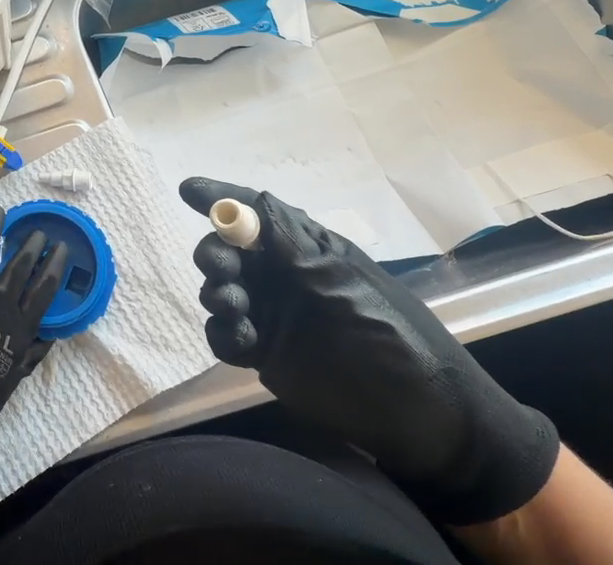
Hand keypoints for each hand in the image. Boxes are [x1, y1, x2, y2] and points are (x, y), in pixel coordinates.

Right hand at [182, 177, 558, 525]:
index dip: (221, 198)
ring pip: (221, 291)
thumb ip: (291, 242)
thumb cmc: (391, 337)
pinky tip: (241, 342)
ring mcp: (273, 316)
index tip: (187, 191)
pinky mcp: (265, 354)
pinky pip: (224, 334)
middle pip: (228, 251)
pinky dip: (222, 333)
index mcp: (307, 250)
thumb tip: (255, 199)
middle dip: (215, 253)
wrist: (425, 420)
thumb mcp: (343, 280)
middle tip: (223, 272)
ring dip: (218, 294)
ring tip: (236, 311)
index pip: (256, 212)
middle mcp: (284, 277)